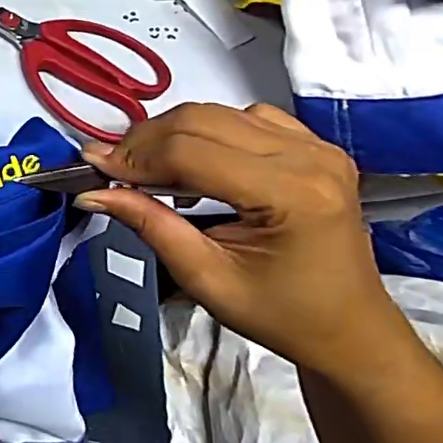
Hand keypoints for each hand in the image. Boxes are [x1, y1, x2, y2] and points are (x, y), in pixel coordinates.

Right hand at [73, 102, 412, 379]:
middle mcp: (309, 157)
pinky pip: (241, 115)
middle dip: (145, 141)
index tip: (94, 167)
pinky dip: (204, 130)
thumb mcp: (205, 279)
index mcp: (293, 195)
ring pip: (216, 112)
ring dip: (170, 133)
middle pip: (200, 120)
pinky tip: (194, 159)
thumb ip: (149, 225)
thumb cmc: (281, 314)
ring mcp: (316, 145)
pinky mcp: (313, 143)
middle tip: (112, 168)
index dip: (135, 157)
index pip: (191, 153)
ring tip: (146, 167)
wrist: (350, 330)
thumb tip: (91, 191)